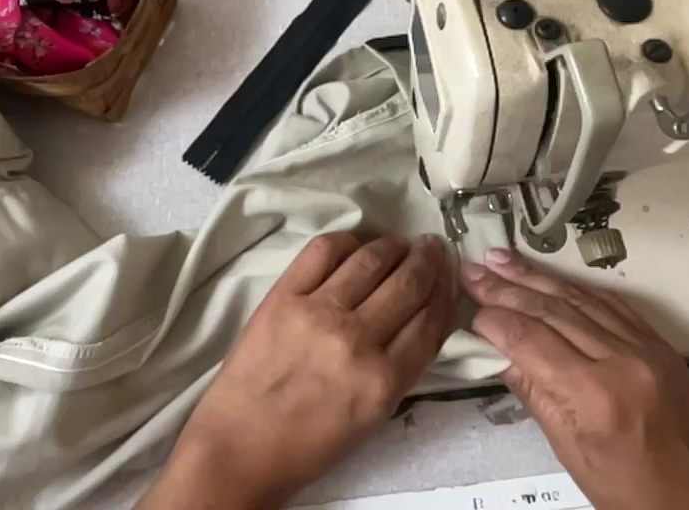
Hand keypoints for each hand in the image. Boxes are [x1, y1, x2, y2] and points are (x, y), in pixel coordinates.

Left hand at [138, 231, 456, 509]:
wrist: (240, 446)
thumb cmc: (308, 443)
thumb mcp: (371, 417)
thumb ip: (399, 367)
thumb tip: (420, 318)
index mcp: (383, 383)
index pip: (430, 323)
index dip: (445, 292)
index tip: (448, 275)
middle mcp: (357, 341)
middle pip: (407, 284)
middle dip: (427, 260)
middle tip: (432, 246)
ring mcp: (318, 312)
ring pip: (371, 260)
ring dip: (393, 246)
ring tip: (400, 243)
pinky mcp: (285, 294)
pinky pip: (324, 251)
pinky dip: (348, 240)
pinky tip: (357, 243)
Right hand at [462, 249, 688, 509]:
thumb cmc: (635, 497)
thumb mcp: (572, 454)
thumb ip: (534, 393)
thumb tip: (495, 349)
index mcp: (596, 396)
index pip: (529, 339)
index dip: (493, 320)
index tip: (466, 308)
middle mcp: (622, 361)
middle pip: (550, 310)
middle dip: (504, 287)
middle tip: (470, 269)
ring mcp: (645, 347)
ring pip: (577, 298)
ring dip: (533, 276)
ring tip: (499, 258)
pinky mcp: (660, 344)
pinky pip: (609, 303)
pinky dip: (573, 286)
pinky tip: (549, 276)